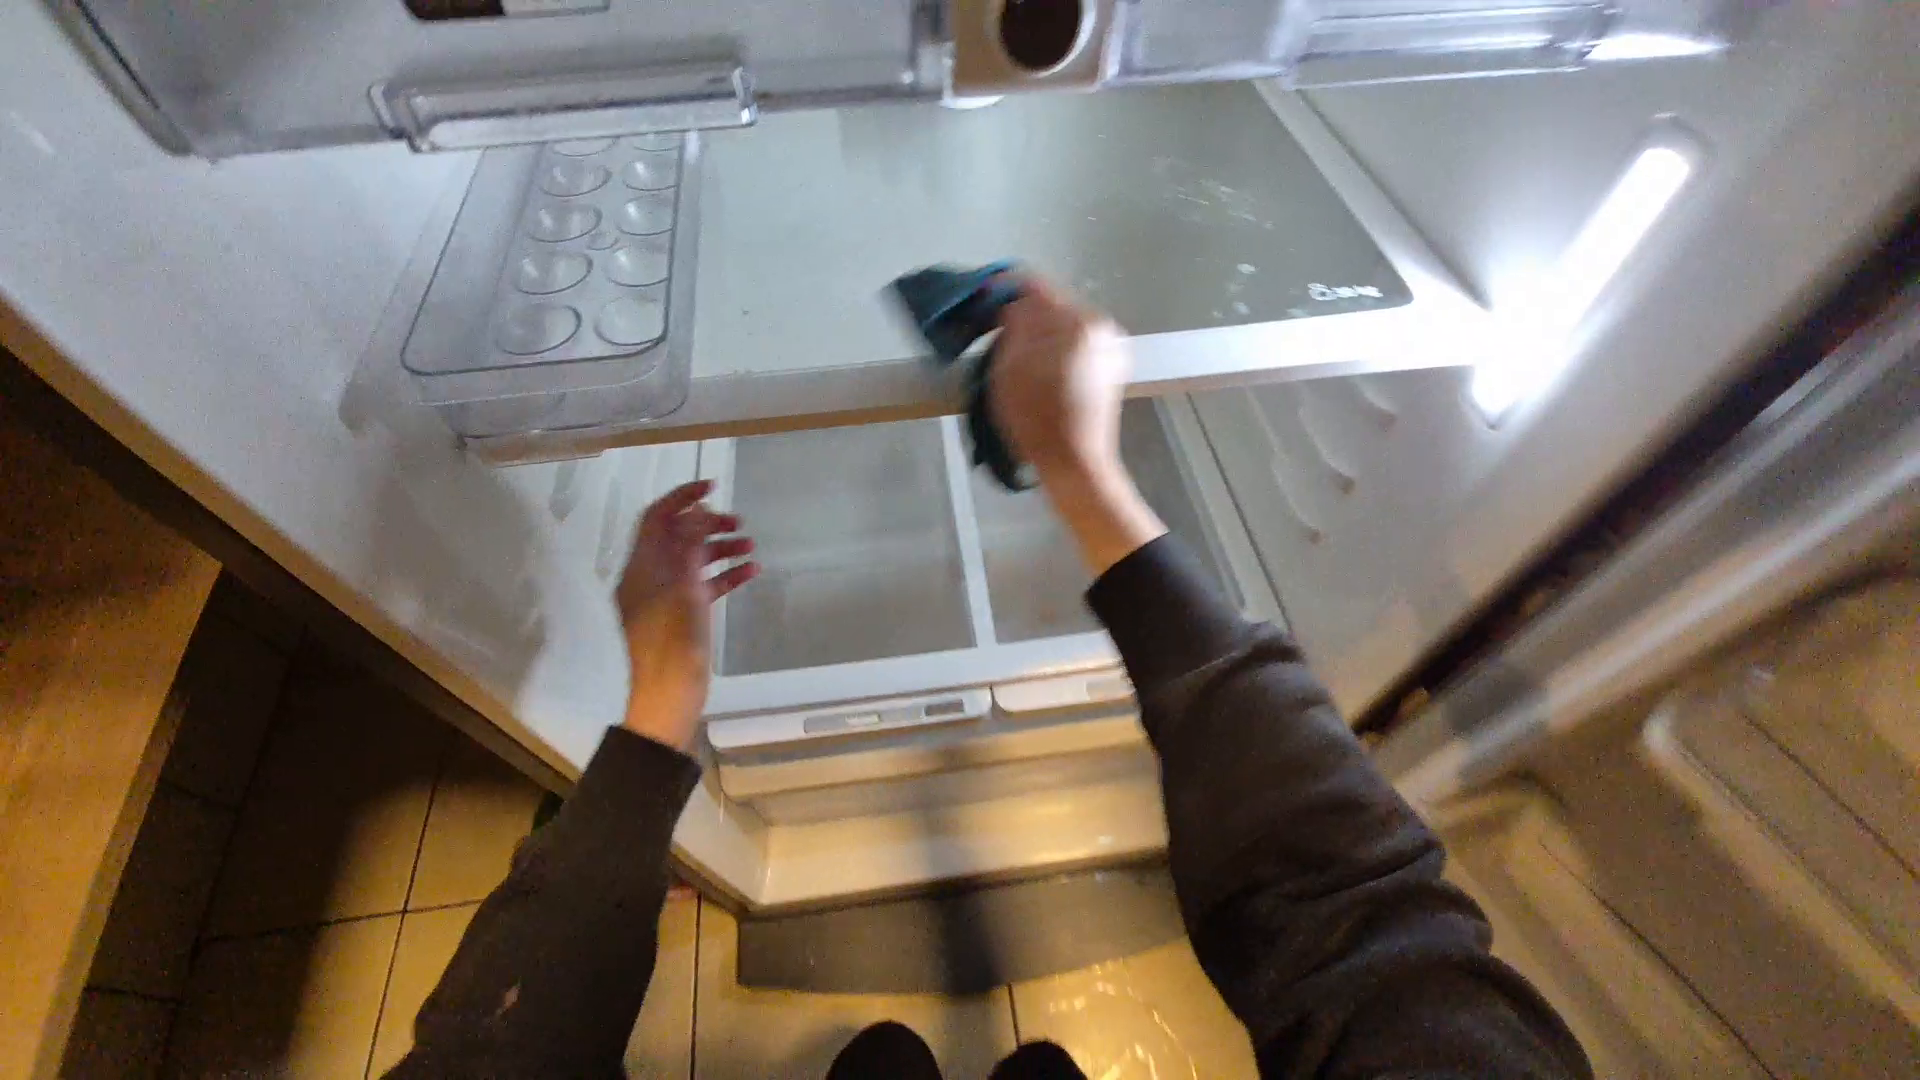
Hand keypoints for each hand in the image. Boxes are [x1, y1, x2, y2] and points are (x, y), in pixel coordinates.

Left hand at [616, 480, 756, 750]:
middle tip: (739, 523)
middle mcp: (651, 577)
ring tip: (751, 546)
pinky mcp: (684, 616)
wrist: (669, 697)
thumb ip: (688, 549)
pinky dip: (726, 575)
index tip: (713, 486)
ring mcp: (667, 597)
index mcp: (641, 568)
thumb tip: (697, 513)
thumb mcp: (683, 590)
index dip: (682, 497)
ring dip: (721, 549)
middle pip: (678, 537)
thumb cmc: (673, 643)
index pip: (656, 518)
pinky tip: (751, 571)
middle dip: (708, 524)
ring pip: (694, 560)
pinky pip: (705, 586)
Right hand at [989, 275, 1131, 486]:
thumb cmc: (1037, 420)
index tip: (981, 298)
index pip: (1034, 286)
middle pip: (1052, 303)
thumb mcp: (1009, 369)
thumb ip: (1012, 325)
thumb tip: (1010, 305)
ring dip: (1039, 330)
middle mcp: (1101, 326)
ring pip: (1065, 323)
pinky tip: (1038, 365)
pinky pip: (1077, 342)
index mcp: (1078, 322)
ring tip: (1014, 348)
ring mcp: (1112, 346)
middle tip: (993, 327)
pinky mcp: (1112, 365)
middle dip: (1022, 312)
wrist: (1076, 463)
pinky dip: (1056, 346)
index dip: (1003, 289)